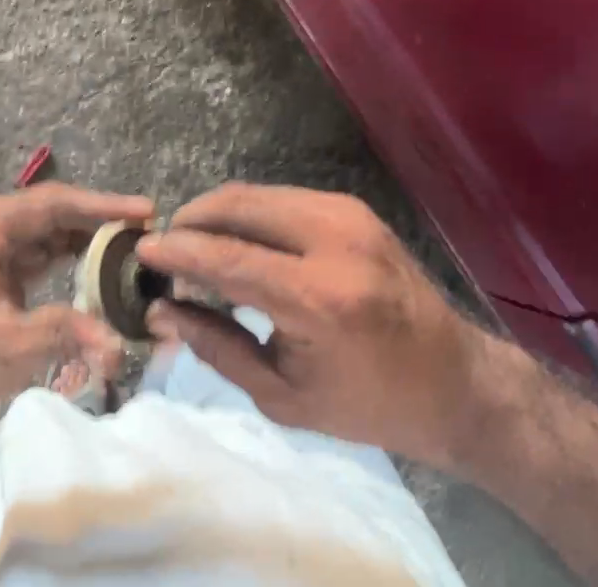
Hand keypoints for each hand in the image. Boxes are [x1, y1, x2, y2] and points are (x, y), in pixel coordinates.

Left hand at [0, 184, 151, 420]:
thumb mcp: (1, 345)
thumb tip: (116, 345)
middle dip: (105, 222)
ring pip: (57, 232)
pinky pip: (49, 253)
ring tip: (142, 252)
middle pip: (59, 213)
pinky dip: (78, 260)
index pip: (53, 205)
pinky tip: (110, 272)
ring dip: (94, 241)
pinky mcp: (3, 265)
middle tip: (154, 236)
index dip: (102, 206)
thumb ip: (58, 335)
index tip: (147, 211)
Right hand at [136, 183, 490, 466]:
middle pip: (237, 206)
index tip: (140, 252)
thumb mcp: (282, 395)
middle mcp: (336, 242)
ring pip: (255, 193)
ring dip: (215, 214)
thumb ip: (215, 347)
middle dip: (190, 221)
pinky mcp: (354, 209)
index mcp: (320, 298)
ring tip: (195, 246)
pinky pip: (279, 197)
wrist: (457, 383)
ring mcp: (349, 216)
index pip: (227, 257)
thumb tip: (160, 310)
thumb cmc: (368, 404)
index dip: (178, 252)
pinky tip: (235, 240)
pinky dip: (246, 213)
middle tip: (166, 250)